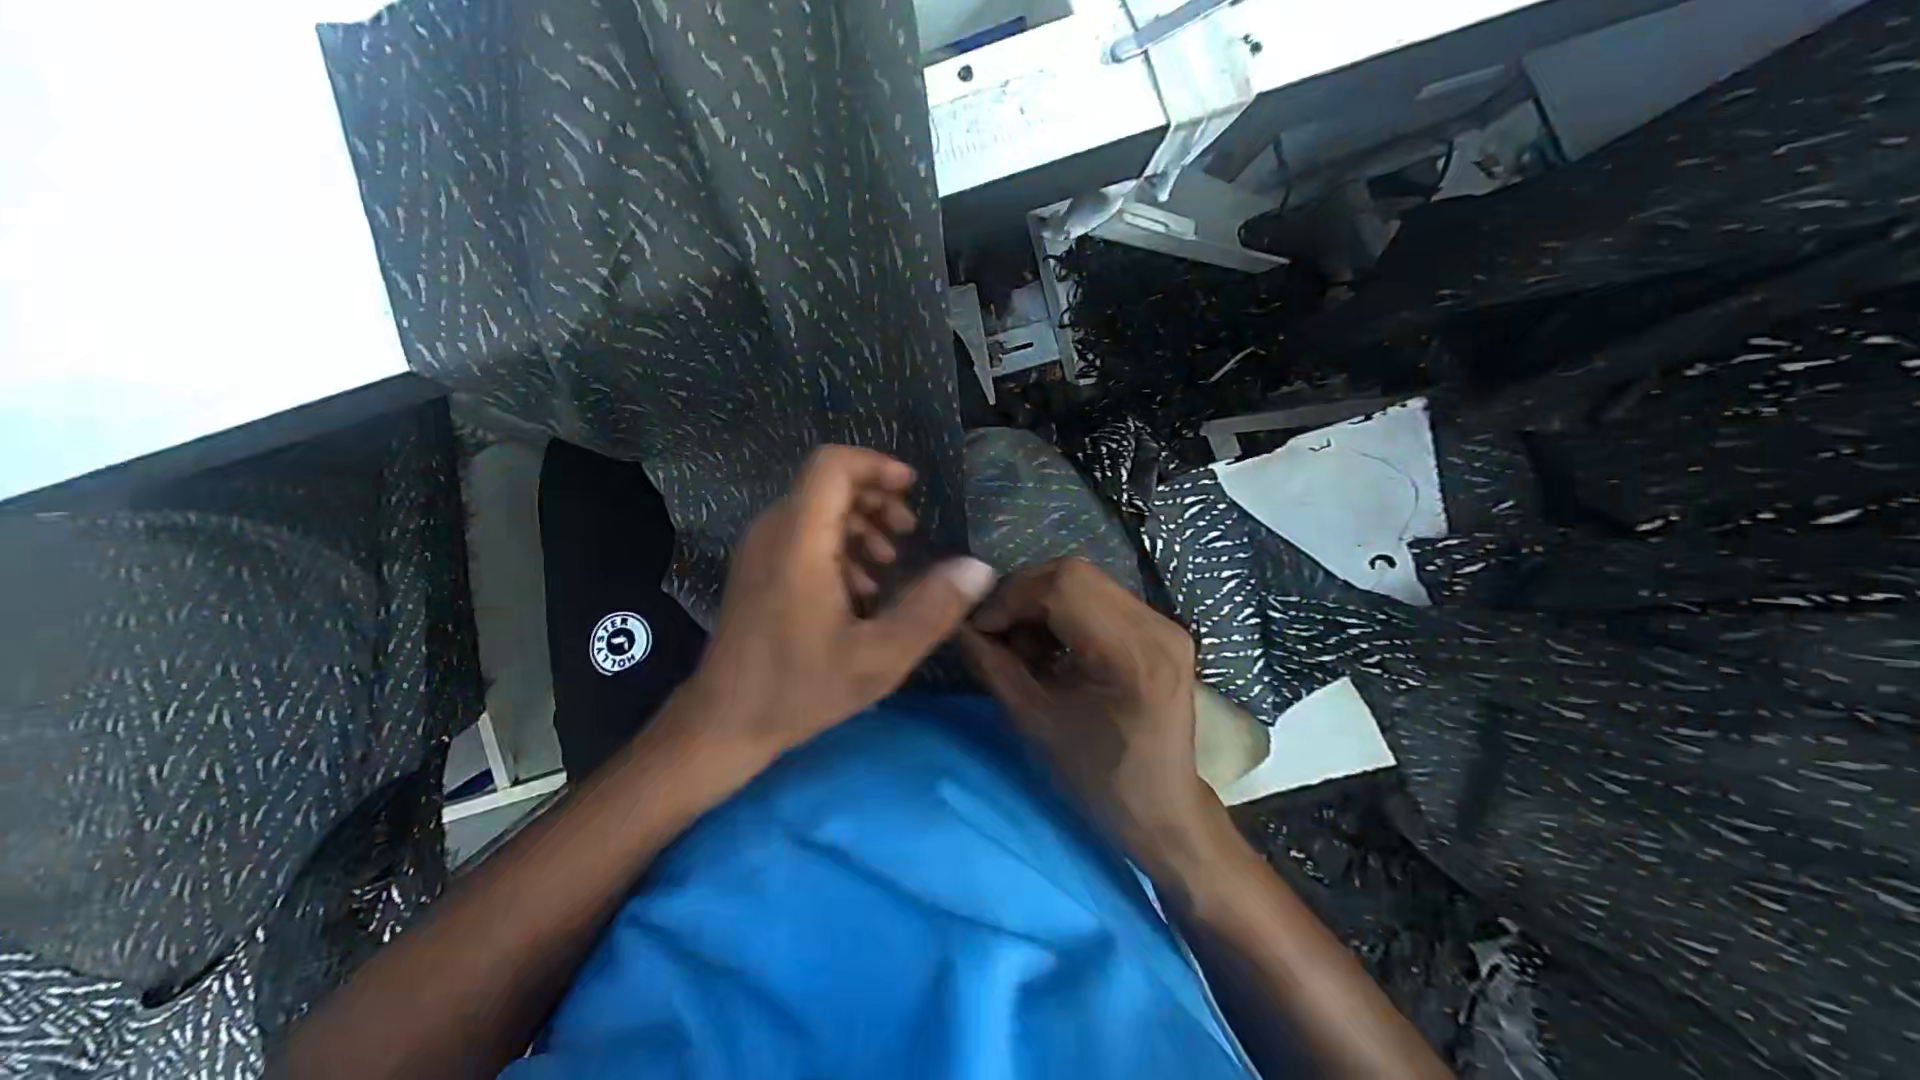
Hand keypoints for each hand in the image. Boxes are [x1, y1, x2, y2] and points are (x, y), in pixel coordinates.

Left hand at [680, 446, 996, 759]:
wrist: (725, 720)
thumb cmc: (801, 688)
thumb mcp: (880, 656)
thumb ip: (933, 609)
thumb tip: (979, 569)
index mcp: (799, 540)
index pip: (832, 464)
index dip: (876, 465)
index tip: (912, 490)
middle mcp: (772, 531)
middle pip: (827, 483)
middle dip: (876, 498)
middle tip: (909, 533)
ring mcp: (759, 549)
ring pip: (816, 507)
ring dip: (860, 523)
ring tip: (890, 563)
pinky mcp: (757, 568)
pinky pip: (802, 533)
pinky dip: (838, 543)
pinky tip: (859, 588)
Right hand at [957, 557, 1219, 871]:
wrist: (1162, 810)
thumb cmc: (1098, 780)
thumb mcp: (1036, 723)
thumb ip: (994, 667)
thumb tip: (959, 626)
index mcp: (1133, 653)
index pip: (1063, 586)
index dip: (1011, 598)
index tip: (980, 630)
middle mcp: (1157, 626)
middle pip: (1074, 574)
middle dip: (1023, 597)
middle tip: (998, 636)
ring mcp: (1165, 624)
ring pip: (1085, 581)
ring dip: (1042, 604)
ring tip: (1026, 649)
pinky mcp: (1161, 630)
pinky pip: (1100, 598)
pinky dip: (1065, 612)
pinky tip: (1053, 649)